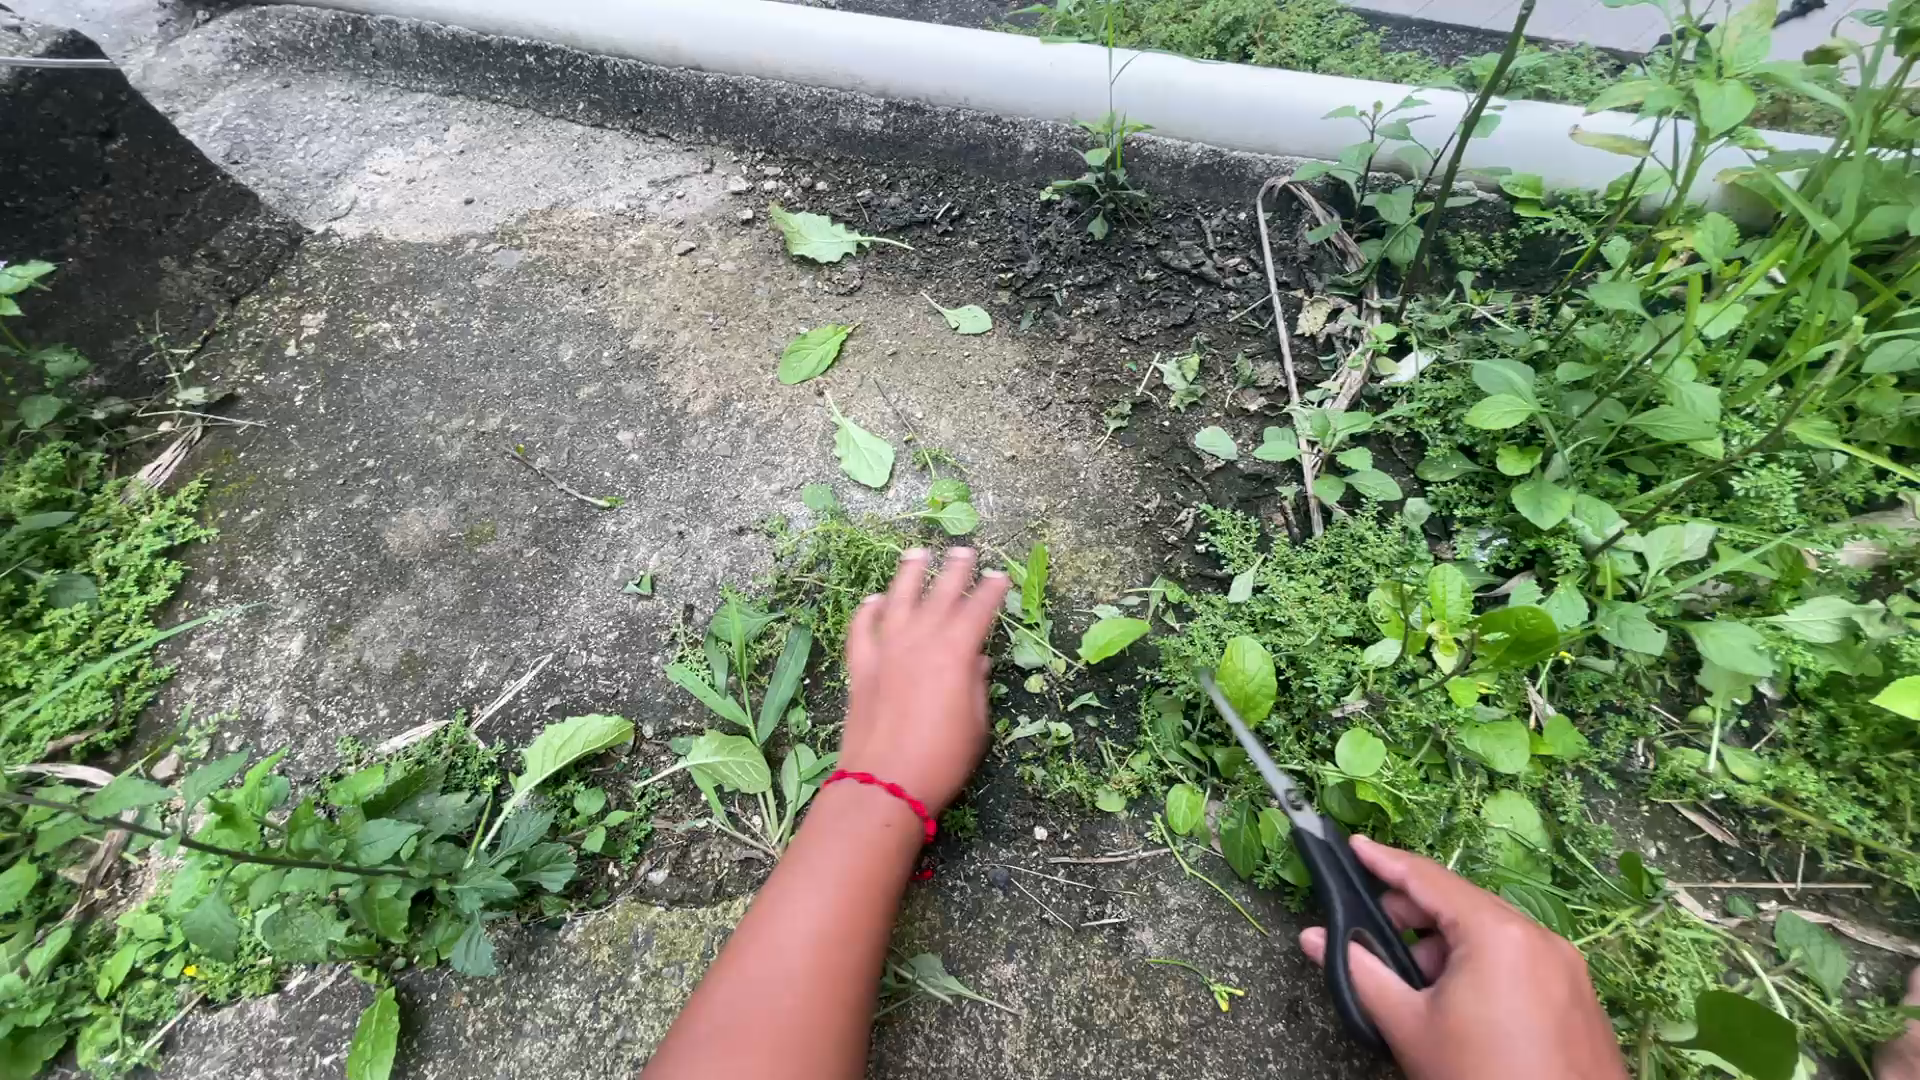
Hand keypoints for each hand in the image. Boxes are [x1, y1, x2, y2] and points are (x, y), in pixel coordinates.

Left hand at [837, 547, 1008, 816]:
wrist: (884, 784)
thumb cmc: (941, 759)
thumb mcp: (976, 724)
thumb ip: (976, 685)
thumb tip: (976, 660)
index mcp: (954, 653)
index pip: (978, 610)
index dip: (991, 591)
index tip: (999, 577)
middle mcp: (919, 641)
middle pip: (940, 594)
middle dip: (955, 570)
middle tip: (965, 551)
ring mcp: (886, 650)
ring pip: (897, 599)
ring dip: (909, 574)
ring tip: (917, 553)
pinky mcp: (861, 666)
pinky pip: (862, 629)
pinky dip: (868, 611)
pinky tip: (874, 600)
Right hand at [1299, 836, 1627, 1079]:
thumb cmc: (1482, 1079)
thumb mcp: (1408, 1025)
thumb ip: (1358, 970)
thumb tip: (1313, 938)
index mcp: (1497, 935)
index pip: (1427, 878)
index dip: (1384, 860)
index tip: (1353, 845)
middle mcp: (1540, 939)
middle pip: (1457, 901)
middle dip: (1410, 912)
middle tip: (1373, 934)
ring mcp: (1567, 969)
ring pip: (1486, 929)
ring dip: (1443, 941)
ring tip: (1417, 983)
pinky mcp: (1579, 998)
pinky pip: (1516, 956)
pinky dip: (1477, 961)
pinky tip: (1456, 1001)